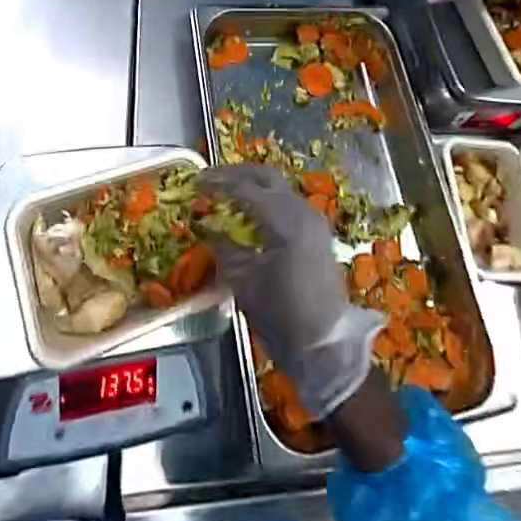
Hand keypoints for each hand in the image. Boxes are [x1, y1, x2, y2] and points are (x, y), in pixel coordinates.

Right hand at [198, 165, 379, 415]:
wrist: (326, 345)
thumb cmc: (282, 317)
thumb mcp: (243, 283)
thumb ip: (225, 248)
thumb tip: (209, 227)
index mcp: (285, 223)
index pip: (245, 189)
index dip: (217, 183)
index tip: (195, 183)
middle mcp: (303, 213)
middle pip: (266, 177)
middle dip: (236, 174)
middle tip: (209, 179)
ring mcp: (314, 221)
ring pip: (279, 187)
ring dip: (252, 185)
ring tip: (225, 193)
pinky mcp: (318, 232)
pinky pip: (288, 202)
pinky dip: (266, 199)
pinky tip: (249, 211)